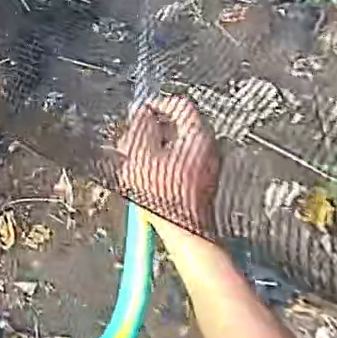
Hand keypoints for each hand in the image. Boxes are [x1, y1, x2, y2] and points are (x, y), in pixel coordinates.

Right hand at [112, 96, 220, 242]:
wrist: (183, 233)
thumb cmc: (162, 194)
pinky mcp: (199, 182)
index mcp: (197, 135)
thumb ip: (141, 126)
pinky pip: (178, 161)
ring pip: (175, 143)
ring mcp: (206, 165)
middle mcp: (207, 147)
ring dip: (151, 147)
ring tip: (131, 161)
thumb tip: (142, 111)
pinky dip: (160, 162)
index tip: (137, 115)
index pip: (179, 104)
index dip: (155, 104)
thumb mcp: (142, 153)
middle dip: (149, 129)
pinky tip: (143, 176)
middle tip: (129, 141)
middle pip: (176, 124)